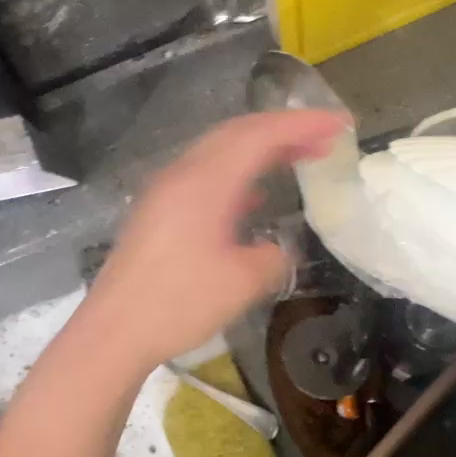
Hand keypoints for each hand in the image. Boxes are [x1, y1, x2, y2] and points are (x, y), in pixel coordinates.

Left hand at [78, 110, 346, 368]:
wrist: (114, 332)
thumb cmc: (179, 305)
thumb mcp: (242, 284)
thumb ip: (272, 258)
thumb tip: (278, 249)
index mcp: (205, 183)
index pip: (260, 136)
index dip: (303, 125)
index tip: (340, 124)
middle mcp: (182, 175)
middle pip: (236, 134)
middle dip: (283, 131)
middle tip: (323, 139)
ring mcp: (164, 192)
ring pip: (217, 153)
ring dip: (259, 151)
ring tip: (296, 159)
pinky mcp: (156, 213)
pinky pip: (203, 176)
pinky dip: (235, 175)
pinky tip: (251, 198)